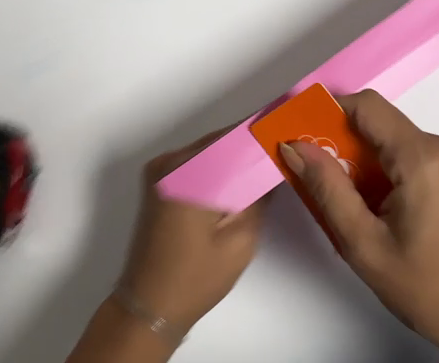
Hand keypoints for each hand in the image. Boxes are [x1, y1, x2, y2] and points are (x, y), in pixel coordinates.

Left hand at [118, 129, 270, 331]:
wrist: (149, 307)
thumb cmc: (196, 278)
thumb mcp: (240, 240)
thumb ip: (258, 196)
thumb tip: (273, 164)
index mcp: (186, 172)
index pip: (233, 139)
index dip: (262, 134)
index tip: (289, 131)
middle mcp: (169, 161)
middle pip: (220, 142)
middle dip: (251, 145)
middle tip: (284, 148)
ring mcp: (160, 170)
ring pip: (209, 151)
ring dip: (236, 156)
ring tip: (269, 162)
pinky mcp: (160, 183)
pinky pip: (197, 164)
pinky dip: (219, 168)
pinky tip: (242, 178)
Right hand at [281, 91, 438, 361]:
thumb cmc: (430, 288)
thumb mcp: (365, 244)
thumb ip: (327, 189)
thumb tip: (296, 146)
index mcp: (422, 157)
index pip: (366, 106)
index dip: (329, 113)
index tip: (303, 136)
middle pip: (379, 123)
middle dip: (343, 145)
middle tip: (319, 181)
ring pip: (393, 140)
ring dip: (364, 162)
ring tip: (351, 206)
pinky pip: (410, 154)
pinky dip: (386, 171)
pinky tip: (379, 210)